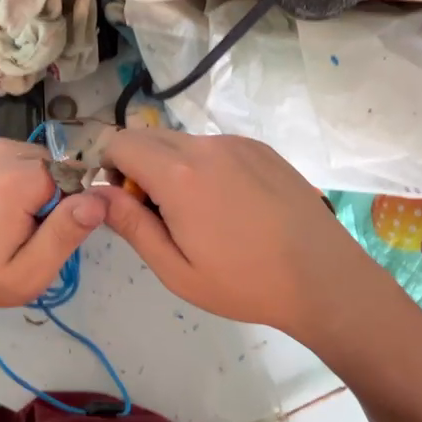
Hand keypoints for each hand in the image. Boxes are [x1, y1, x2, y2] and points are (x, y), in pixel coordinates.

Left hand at [0, 138, 106, 321]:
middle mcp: (0, 152)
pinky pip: (30, 160)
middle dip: (58, 197)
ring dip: (44, 190)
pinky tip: (13, 208)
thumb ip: (65, 234)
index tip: (52, 233)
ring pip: (47, 162)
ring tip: (22, 222)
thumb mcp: (32, 272)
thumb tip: (99, 200)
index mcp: (11, 179)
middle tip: (35, 232)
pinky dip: (30, 182)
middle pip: (60, 166)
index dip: (72, 206)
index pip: (73, 177)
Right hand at [90, 128, 371, 333]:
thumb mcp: (176, 270)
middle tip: (161, 214)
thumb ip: (131, 225)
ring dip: (173, 168)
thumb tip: (97, 194)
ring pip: (182, 143)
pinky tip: (231, 206)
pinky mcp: (261, 148)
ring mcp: (237, 144)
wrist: (325, 279)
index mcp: (178, 175)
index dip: (110, 170)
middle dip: (138, 168)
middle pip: (148, 137)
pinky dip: (206, 167)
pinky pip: (214, 147)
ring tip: (201, 215)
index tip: (127, 204)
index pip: (119, 143)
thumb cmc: (244, 283)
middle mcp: (205, 146)